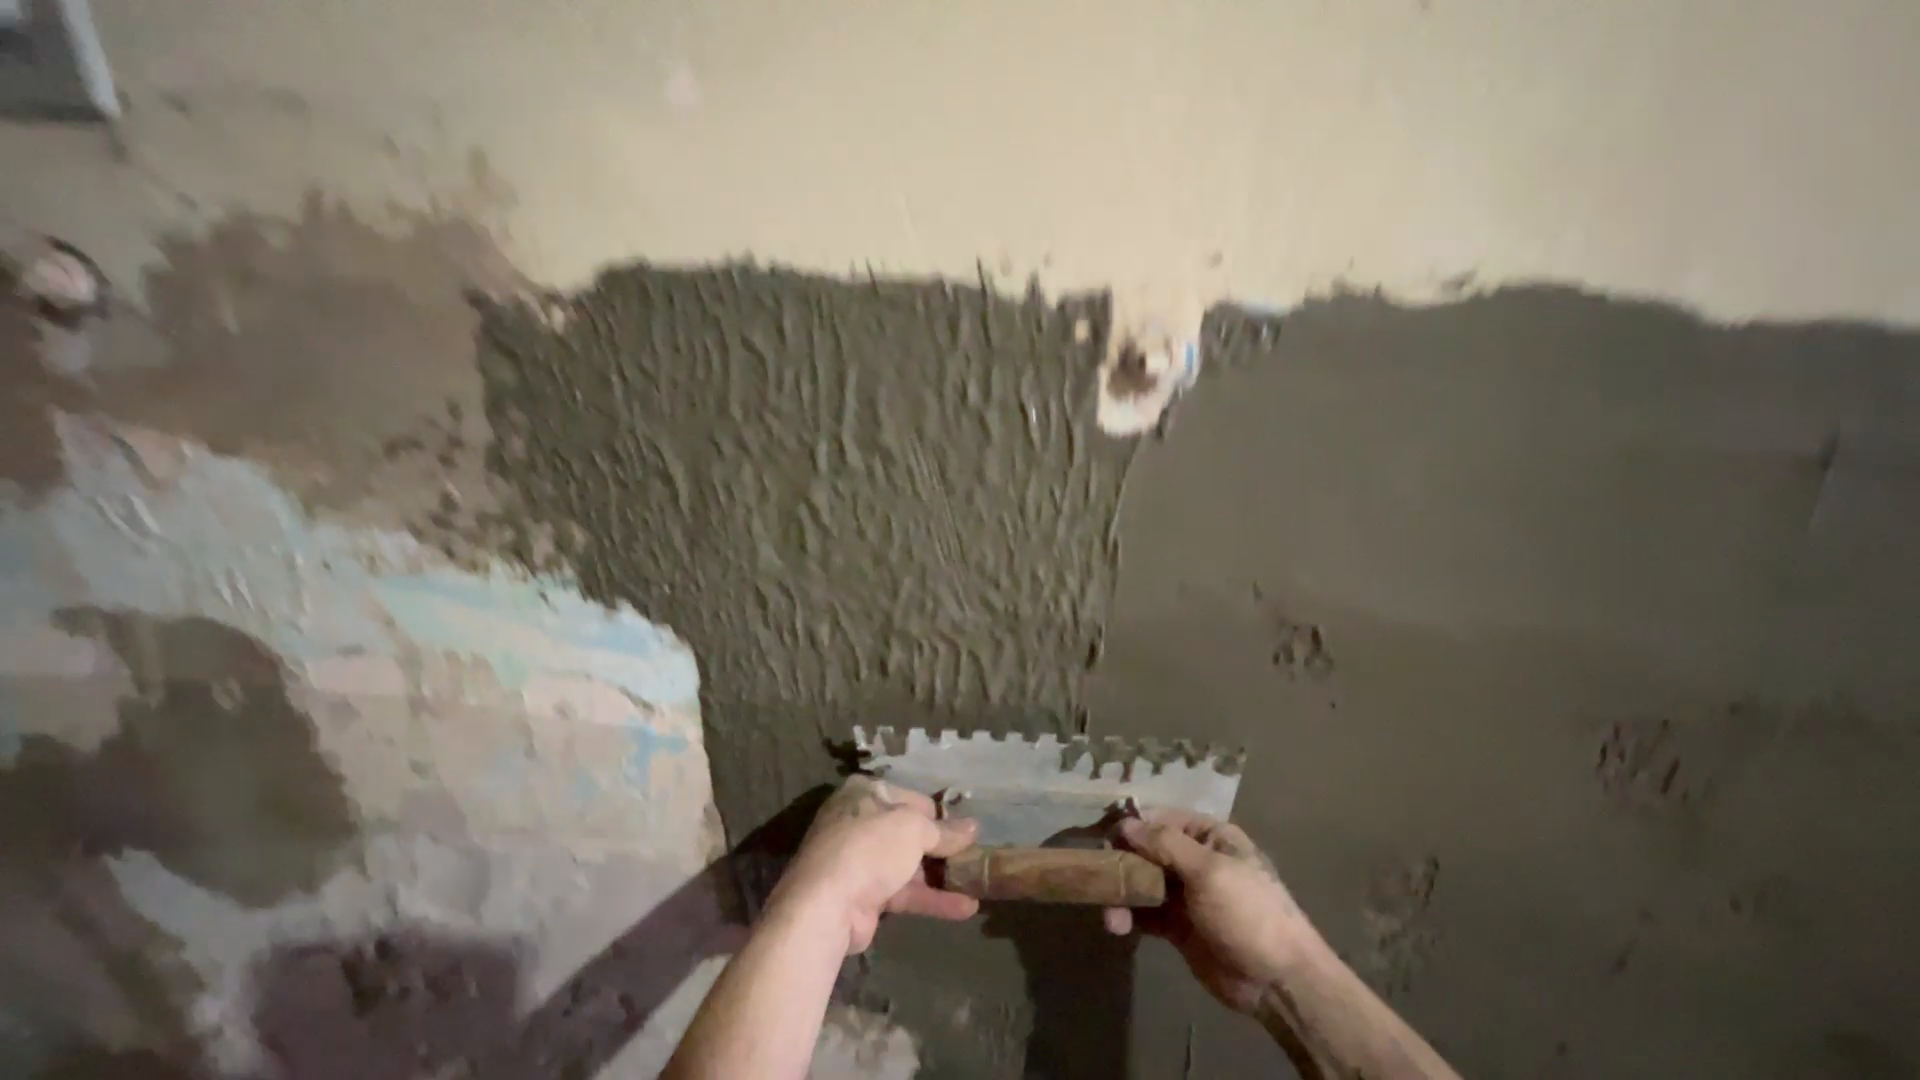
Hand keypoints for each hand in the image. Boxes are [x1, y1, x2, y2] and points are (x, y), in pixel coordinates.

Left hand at [768, 776, 980, 954]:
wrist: (826, 904)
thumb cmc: (870, 846)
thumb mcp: (914, 829)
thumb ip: (944, 831)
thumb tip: (973, 828)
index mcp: (865, 793)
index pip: (911, 798)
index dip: (939, 815)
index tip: (966, 830)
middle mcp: (859, 822)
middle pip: (909, 833)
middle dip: (942, 847)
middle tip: (975, 857)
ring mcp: (860, 862)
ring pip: (908, 866)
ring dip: (941, 876)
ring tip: (978, 884)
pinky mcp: (864, 896)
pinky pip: (904, 893)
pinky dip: (932, 899)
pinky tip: (966, 908)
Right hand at [1103, 809, 1314, 1013]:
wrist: (1277, 980)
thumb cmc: (1248, 912)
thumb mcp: (1209, 871)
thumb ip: (1165, 844)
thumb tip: (1126, 824)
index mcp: (1211, 837)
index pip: (1164, 819)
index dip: (1134, 825)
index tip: (1104, 834)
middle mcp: (1196, 861)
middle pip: (1149, 850)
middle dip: (1123, 860)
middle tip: (1098, 873)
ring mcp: (1187, 895)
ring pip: (1143, 883)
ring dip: (1122, 892)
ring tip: (1109, 912)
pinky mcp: (1178, 927)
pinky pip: (1146, 913)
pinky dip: (1128, 916)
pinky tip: (1116, 925)